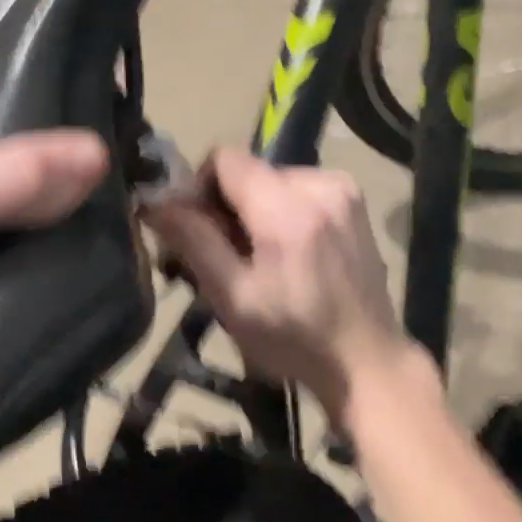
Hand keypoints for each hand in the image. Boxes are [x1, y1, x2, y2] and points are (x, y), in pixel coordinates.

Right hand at [144, 149, 423, 417]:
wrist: (367, 362)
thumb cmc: (293, 339)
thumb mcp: (233, 298)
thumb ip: (192, 242)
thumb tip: (154, 201)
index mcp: (288, 209)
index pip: (224, 159)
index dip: (197, 188)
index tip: (195, 231)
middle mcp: (321, 185)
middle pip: (247, 171)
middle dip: (224, 206)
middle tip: (219, 257)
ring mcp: (343, 191)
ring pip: (270, 181)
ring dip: (251, 212)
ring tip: (254, 260)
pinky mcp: (354, 203)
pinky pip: (298, 190)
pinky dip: (280, 213)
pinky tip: (284, 255)